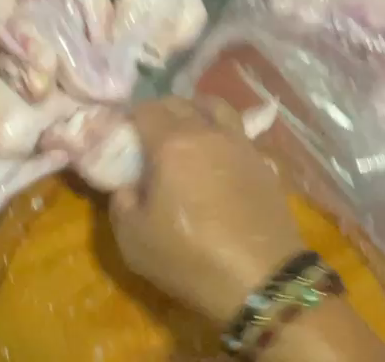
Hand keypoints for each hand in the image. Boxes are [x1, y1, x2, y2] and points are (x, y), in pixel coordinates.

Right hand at [110, 98, 304, 323]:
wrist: (263, 281)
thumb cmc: (192, 259)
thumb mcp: (134, 241)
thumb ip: (120, 203)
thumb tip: (127, 185)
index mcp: (170, 144)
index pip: (145, 108)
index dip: (132, 117)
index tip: (126, 136)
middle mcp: (206, 132)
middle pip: (179, 102)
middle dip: (161, 112)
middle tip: (152, 136)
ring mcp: (239, 144)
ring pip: (215, 107)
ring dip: (197, 111)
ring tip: (190, 131)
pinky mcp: (263, 162)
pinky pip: (240, 133)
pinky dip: (225, 135)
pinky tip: (222, 157)